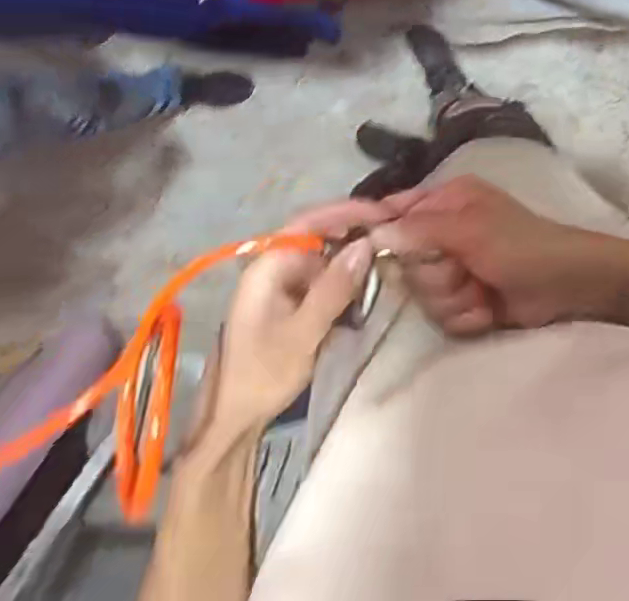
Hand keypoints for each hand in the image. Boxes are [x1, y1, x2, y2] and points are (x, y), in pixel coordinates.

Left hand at [200, 201, 385, 440]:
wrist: (234, 417)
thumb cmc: (262, 374)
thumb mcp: (303, 333)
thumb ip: (334, 288)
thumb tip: (365, 246)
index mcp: (269, 265)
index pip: (311, 222)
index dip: (347, 212)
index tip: (383, 214)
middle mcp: (273, 265)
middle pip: (318, 235)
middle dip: (354, 232)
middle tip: (393, 235)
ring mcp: (280, 283)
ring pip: (323, 257)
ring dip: (351, 257)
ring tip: (385, 258)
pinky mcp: (288, 300)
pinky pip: (320, 278)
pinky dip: (342, 279)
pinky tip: (364, 288)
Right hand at [374, 176, 628, 335]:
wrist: (571, 287)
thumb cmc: (522, 245)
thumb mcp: (470, 229)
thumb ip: (419, 230)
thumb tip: (372, 234)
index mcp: (443, 201)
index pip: (392, 211)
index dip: (380, 231)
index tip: (368, 251)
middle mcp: (442, 232)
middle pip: (403, 261)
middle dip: (434, 274)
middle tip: (461, 269)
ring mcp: (452, 268)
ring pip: (422, 292)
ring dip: (454, 297)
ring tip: (482, 290)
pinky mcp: (463, 301)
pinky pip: (441, 315)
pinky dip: (466, 316)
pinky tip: (488, 309)